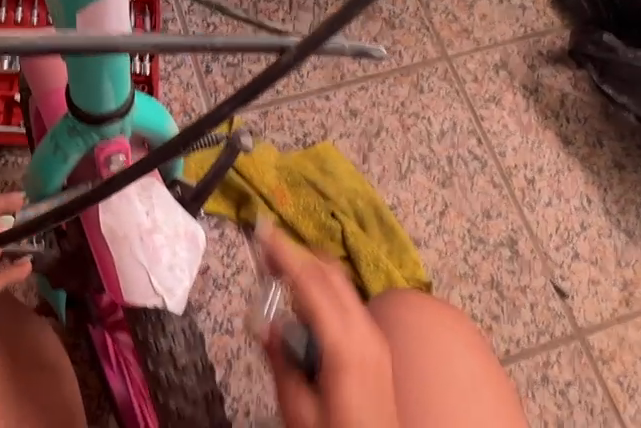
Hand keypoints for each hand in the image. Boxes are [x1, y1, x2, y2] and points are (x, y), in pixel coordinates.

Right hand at [259, 224, 400, 427]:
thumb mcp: (299, 412)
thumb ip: (282, 363)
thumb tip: (266, 324)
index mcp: (344, 344)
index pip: (311, 282)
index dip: (286, 253)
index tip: (263, 231)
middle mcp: (365, 330)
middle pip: (330, 272)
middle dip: (297, 254)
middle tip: (264, 252)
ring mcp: (375, 336)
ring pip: (340, 283)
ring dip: (310, 271)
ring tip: (277, 276)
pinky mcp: (377, 345)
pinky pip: (347, 302)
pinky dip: (323, 290)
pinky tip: (302, 307)